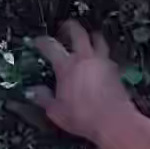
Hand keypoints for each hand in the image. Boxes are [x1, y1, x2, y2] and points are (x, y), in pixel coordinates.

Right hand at [28, 21, 141, 144]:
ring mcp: (102, 63)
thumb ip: (43, 98)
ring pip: (97, 40)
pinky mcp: (115, 71)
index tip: (38, 41)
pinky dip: (102, 55)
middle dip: (70, 27)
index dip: (42, 41)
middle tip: (66, 26)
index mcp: (67, 66)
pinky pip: (108, 56)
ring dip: (91, 36)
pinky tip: (100, 61)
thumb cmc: (85, 117)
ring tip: (88, 37)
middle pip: (78, 33)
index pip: (50, 46)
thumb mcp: (56, 111)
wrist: (114, 122)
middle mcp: (85, 60)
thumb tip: (34, 92)